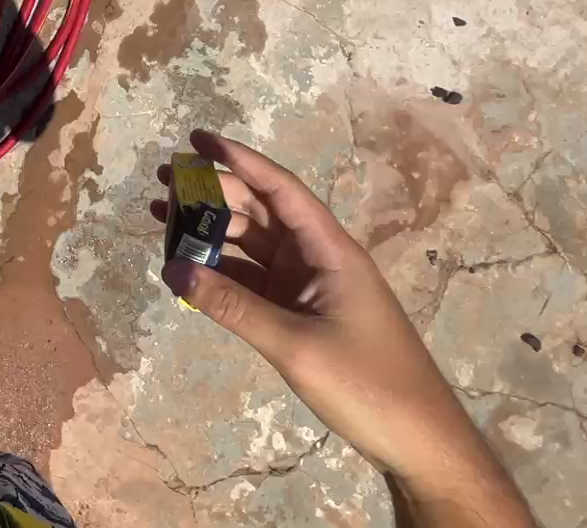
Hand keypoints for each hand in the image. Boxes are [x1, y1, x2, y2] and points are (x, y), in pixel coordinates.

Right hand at [151, 130, 532, 527]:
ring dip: (208, 227)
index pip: (279, 188)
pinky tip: (186, 265)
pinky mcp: (297, 311)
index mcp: (330, 250)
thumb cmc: (370, 386)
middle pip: (258, 209)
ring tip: (162, 215)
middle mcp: (316, 258)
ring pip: (249, 241)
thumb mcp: (295, 345)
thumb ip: (230, 304)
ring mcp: (306, 284)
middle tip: (165, 180)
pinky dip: (217, 266)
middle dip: (212, 191)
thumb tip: (170, 268)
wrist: (423, 448)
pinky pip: (248, 275)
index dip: (240, 159)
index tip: (198, 138)